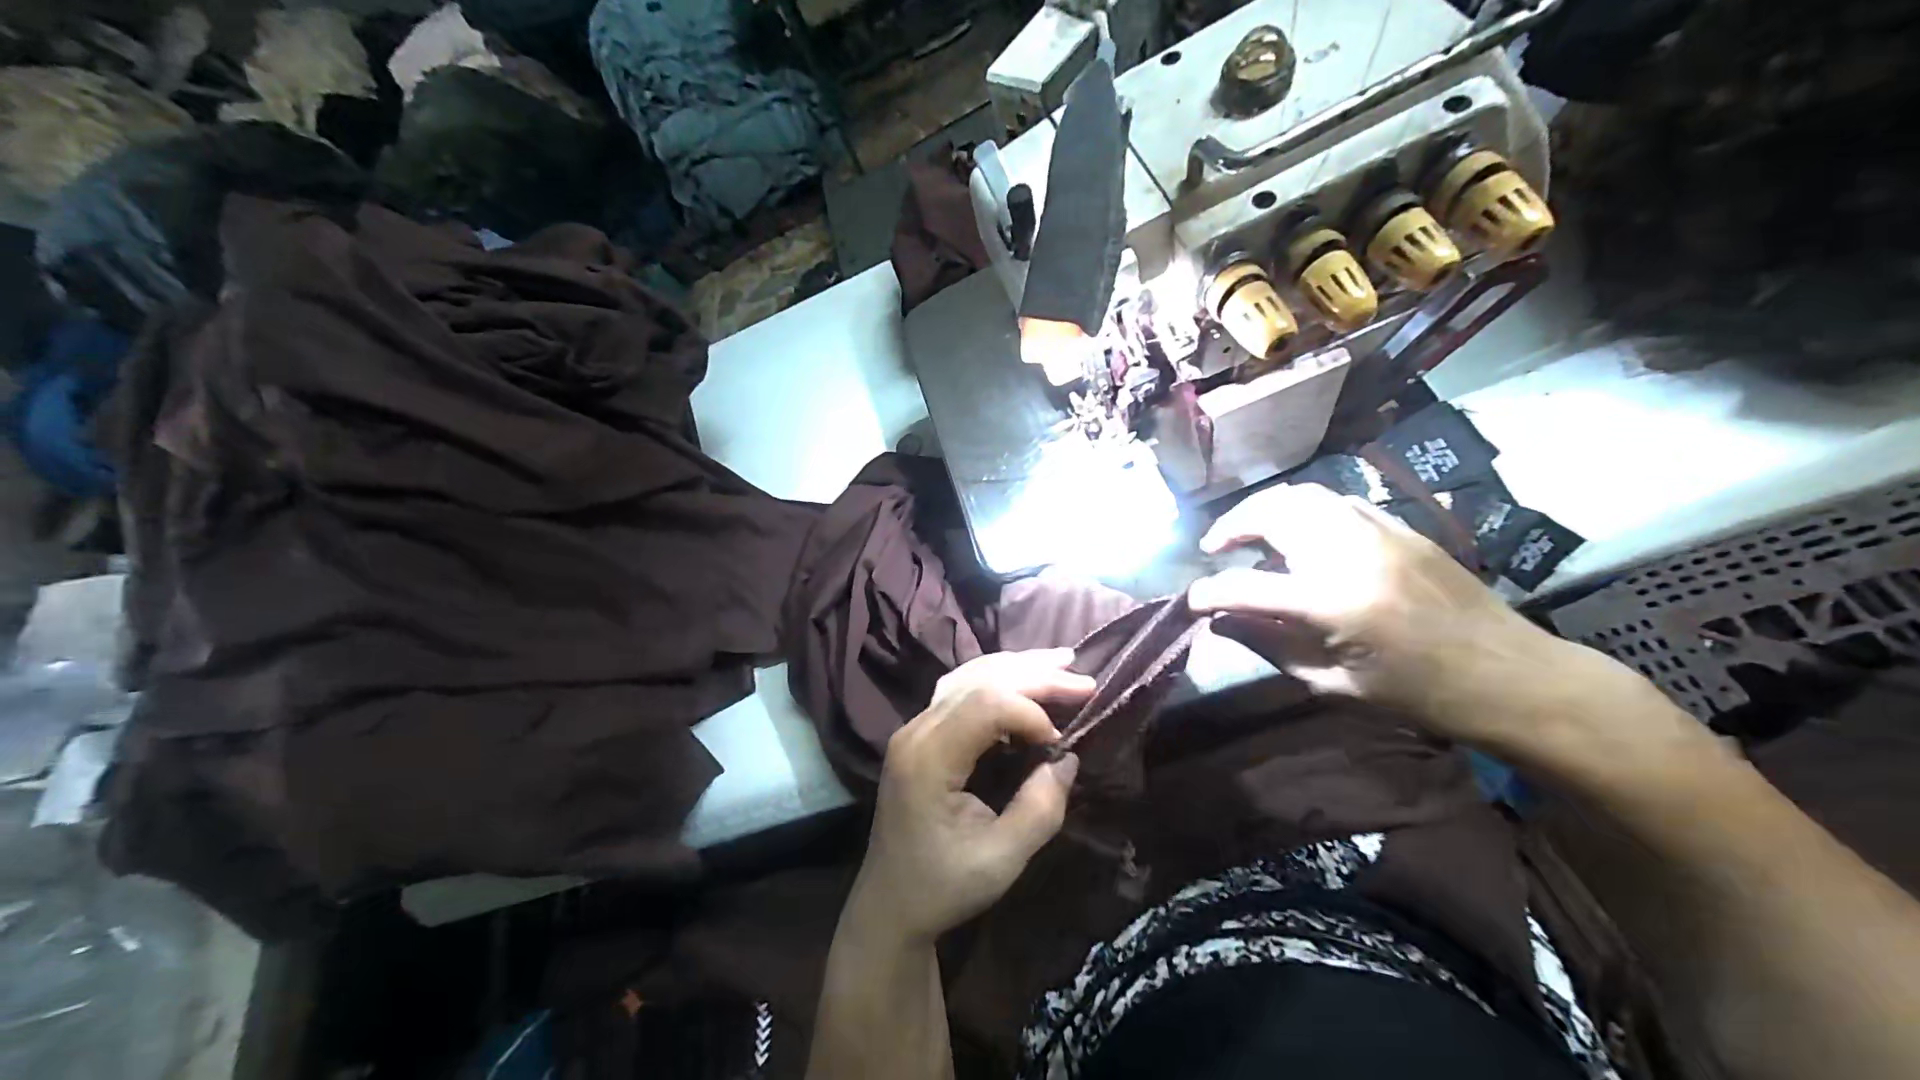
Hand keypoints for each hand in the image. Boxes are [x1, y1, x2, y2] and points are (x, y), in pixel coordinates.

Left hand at [851, 650, 1093, 944]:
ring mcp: (913, 729)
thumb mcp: (1001, 861)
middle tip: (1083, 681)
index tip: (1059, 744)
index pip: (984, 704)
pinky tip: (1021, 679)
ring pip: (967, 677)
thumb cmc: (942, 887)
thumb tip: (1067, 759)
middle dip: (1034, 676)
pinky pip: (958, 690)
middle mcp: (915, 731)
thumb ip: (1039, 809)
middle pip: (978, 680)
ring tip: (1060, 663)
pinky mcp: (919, 735)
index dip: (1030, 712)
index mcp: (928, 759)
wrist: (889, 904)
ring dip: (1016, 668)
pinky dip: (995, 680)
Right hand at [1185, 483, 1571, 743]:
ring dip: (1266, 510)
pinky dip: (1308, 511)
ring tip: (1253, 534)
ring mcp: (1378, 533)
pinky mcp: (1401, 528)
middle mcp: (1349, 555)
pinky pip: (1340, 502)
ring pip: (1304, 496)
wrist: (1510, 676)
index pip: (1245, 586)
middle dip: (1230, 526)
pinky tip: (1304, 535)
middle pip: (1270, 514)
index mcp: (1330, 603)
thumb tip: (1220, 621)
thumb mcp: (1332, 685)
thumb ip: (1269, 645)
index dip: (1208, 594)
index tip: (1191, 601)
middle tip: (1215, 548)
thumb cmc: (1417, 694)